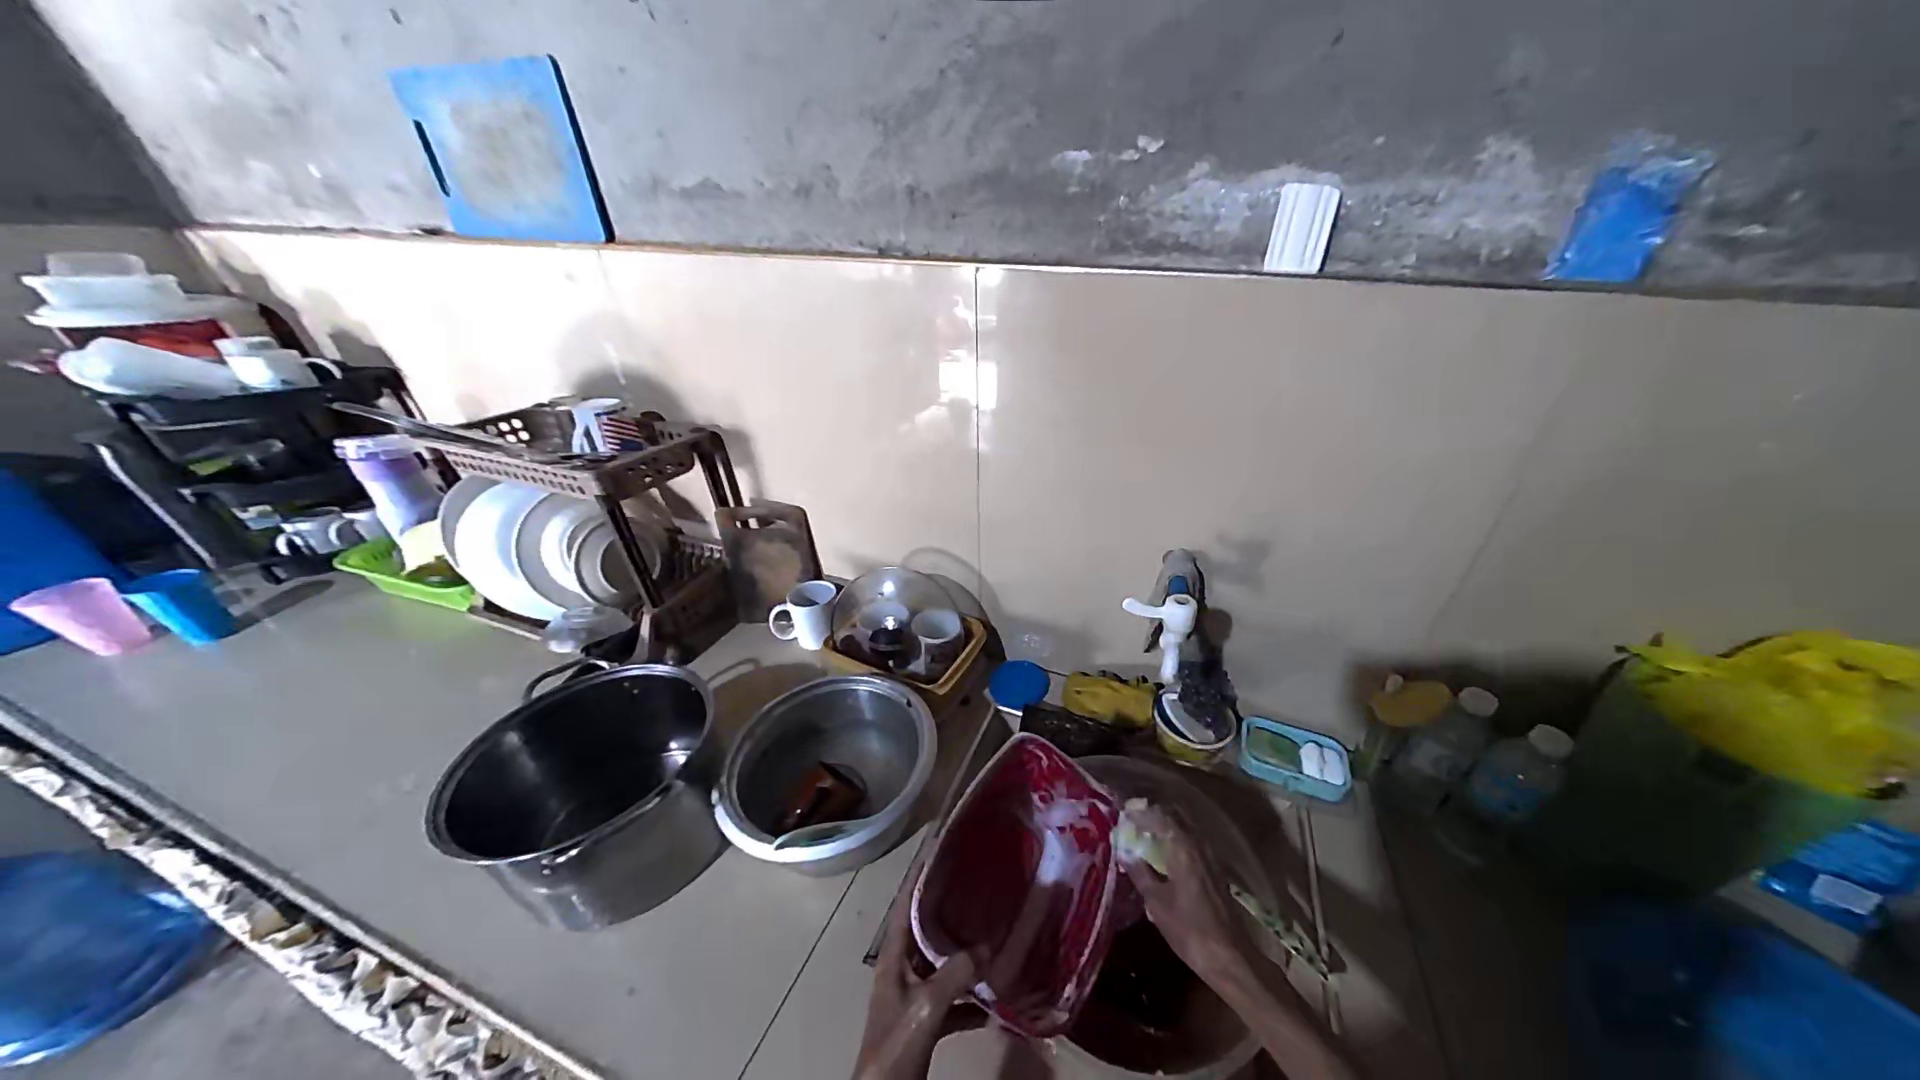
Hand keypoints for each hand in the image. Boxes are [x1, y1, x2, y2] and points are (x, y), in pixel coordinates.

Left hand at [852, 852, 987, 1079]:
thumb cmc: (896, 1044)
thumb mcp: (926, 1006)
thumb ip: (955, 974)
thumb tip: (986, 947)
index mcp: (893, 957)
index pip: (905, 906)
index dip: (919, 878)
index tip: (938, 851)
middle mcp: (901, 969)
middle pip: (925, 932)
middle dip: (950, 912)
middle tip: (978, 890)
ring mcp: (912, 997)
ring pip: (940, 966)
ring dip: (963, 957)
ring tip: (992, 939)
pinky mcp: (923, 1022)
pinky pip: (950, 1001)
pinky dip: (969, 1000)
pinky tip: (993, 1003)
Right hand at [1116, 805, 1250, 984]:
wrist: (1229, 956)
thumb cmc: (1188, 929)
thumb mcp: (1156, 902)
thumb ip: (1140, 872)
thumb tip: (1124, 852)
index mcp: (1183, 847)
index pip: (1158, 817)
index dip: (1139, 813)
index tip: (1122, 814)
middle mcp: (1199, 845)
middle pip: (1176, 816)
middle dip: (1154, 814)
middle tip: (1134, 820)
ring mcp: (1211, 857)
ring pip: (1186, 828)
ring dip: (1167, 826)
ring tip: (1147, 834)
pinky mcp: (1215, 870)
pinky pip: (1193, 842)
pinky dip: (1178, 839)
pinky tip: (1167, 853)